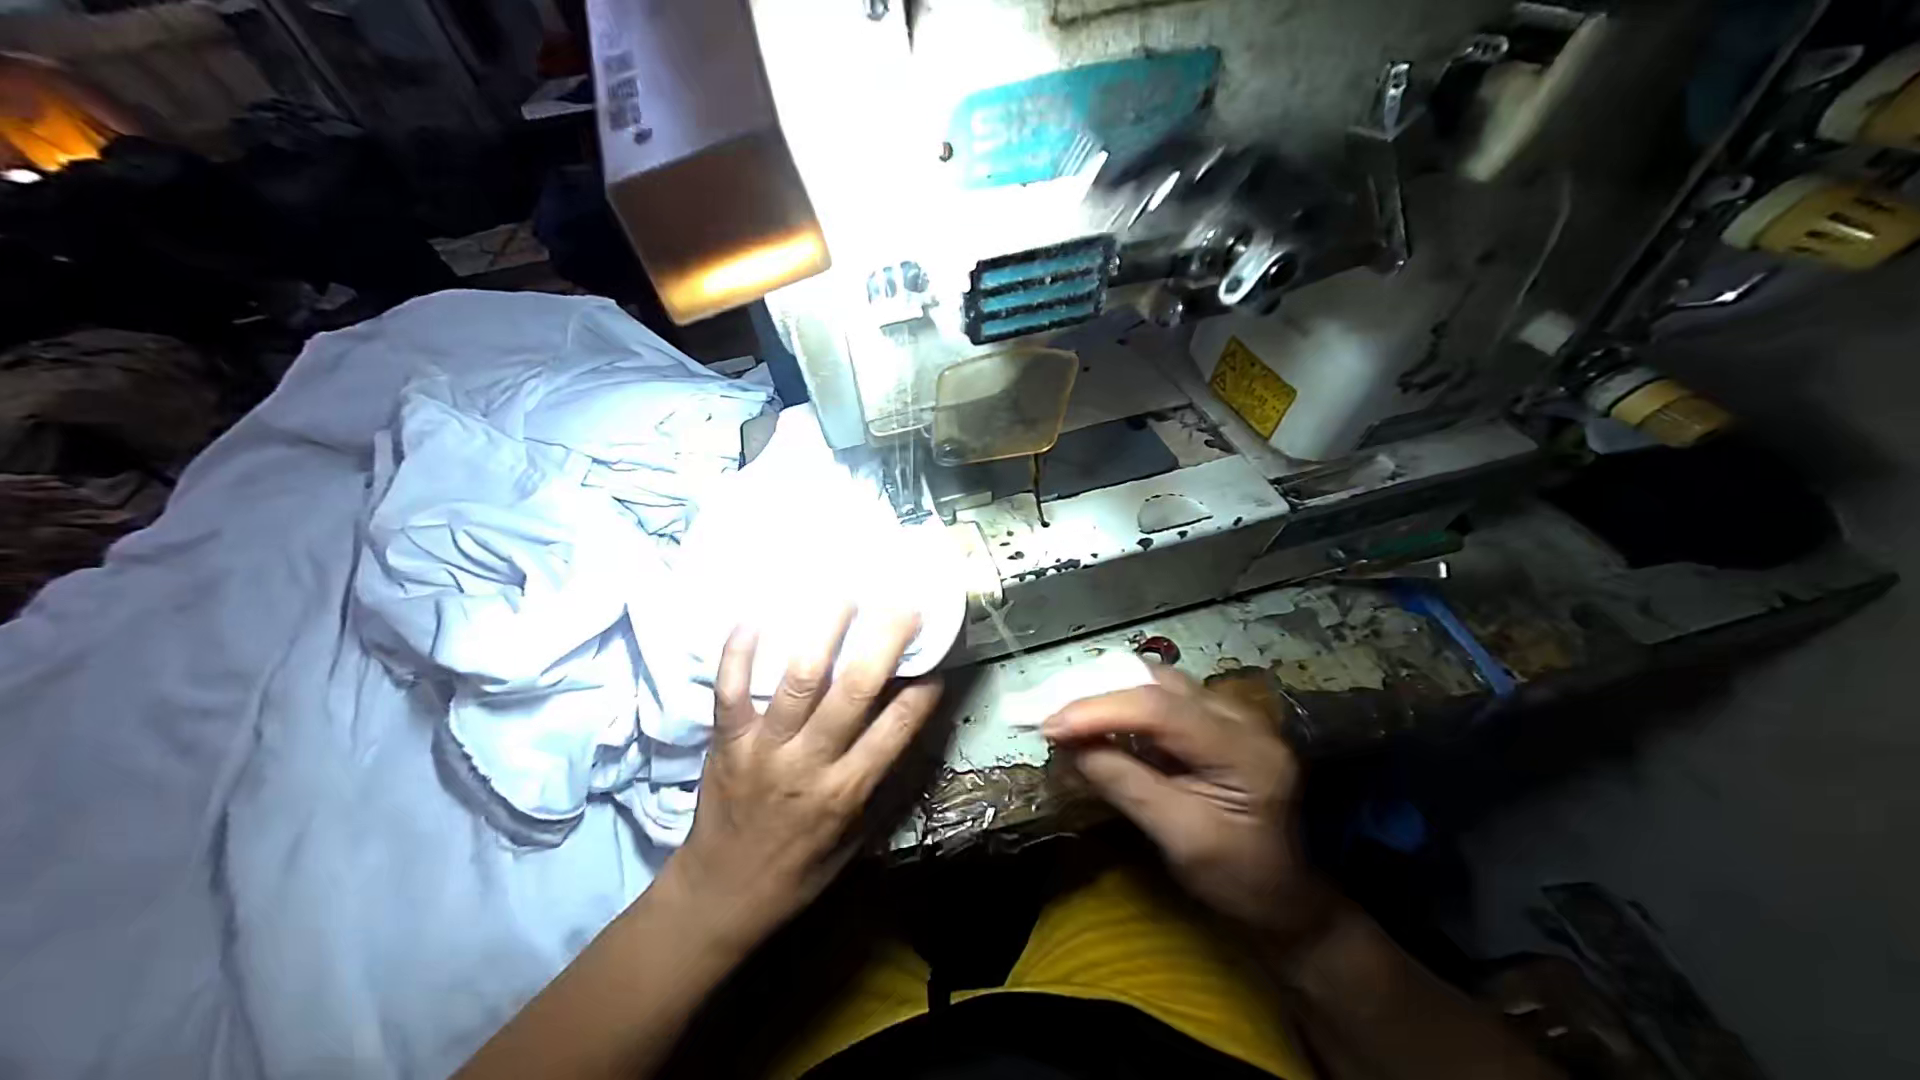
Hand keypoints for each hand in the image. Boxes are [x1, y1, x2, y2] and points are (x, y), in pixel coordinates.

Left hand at [668, 608, 942, 948]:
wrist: (721, 895)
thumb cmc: (798, 870)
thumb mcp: (854, 841)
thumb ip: (882, 787)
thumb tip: (910, 735)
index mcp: (846, 790)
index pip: (895, 729)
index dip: (922, 690)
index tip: (936, 659)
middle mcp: (809, 763)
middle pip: (854, 691)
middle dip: (883, 642)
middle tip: (903, 607)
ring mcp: (763, 749)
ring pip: (797, 679)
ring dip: (822, 632)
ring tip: (843, 596)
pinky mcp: (726, 741)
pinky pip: (730, 689)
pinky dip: (739, 651)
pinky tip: (756, 616)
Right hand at [1041, 666, 1330, 936]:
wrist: (1284, 896)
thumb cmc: (1237, 879)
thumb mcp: (1179, 837)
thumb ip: (1123, 783)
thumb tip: (1069, 744)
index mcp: (1244, 750)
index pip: (1160, 709)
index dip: (1098, 711)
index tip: (1049, 726)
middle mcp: (1241, 717)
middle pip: (1157, 683)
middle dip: (1097, 693)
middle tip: (1049, 712)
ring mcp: (1231, 714)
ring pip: (1157, 682)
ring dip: (1107, 693)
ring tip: (1064, 713)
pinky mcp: (1215, 720)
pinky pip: (1161, 697)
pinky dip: (1122, 704)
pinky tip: (1095, 719)